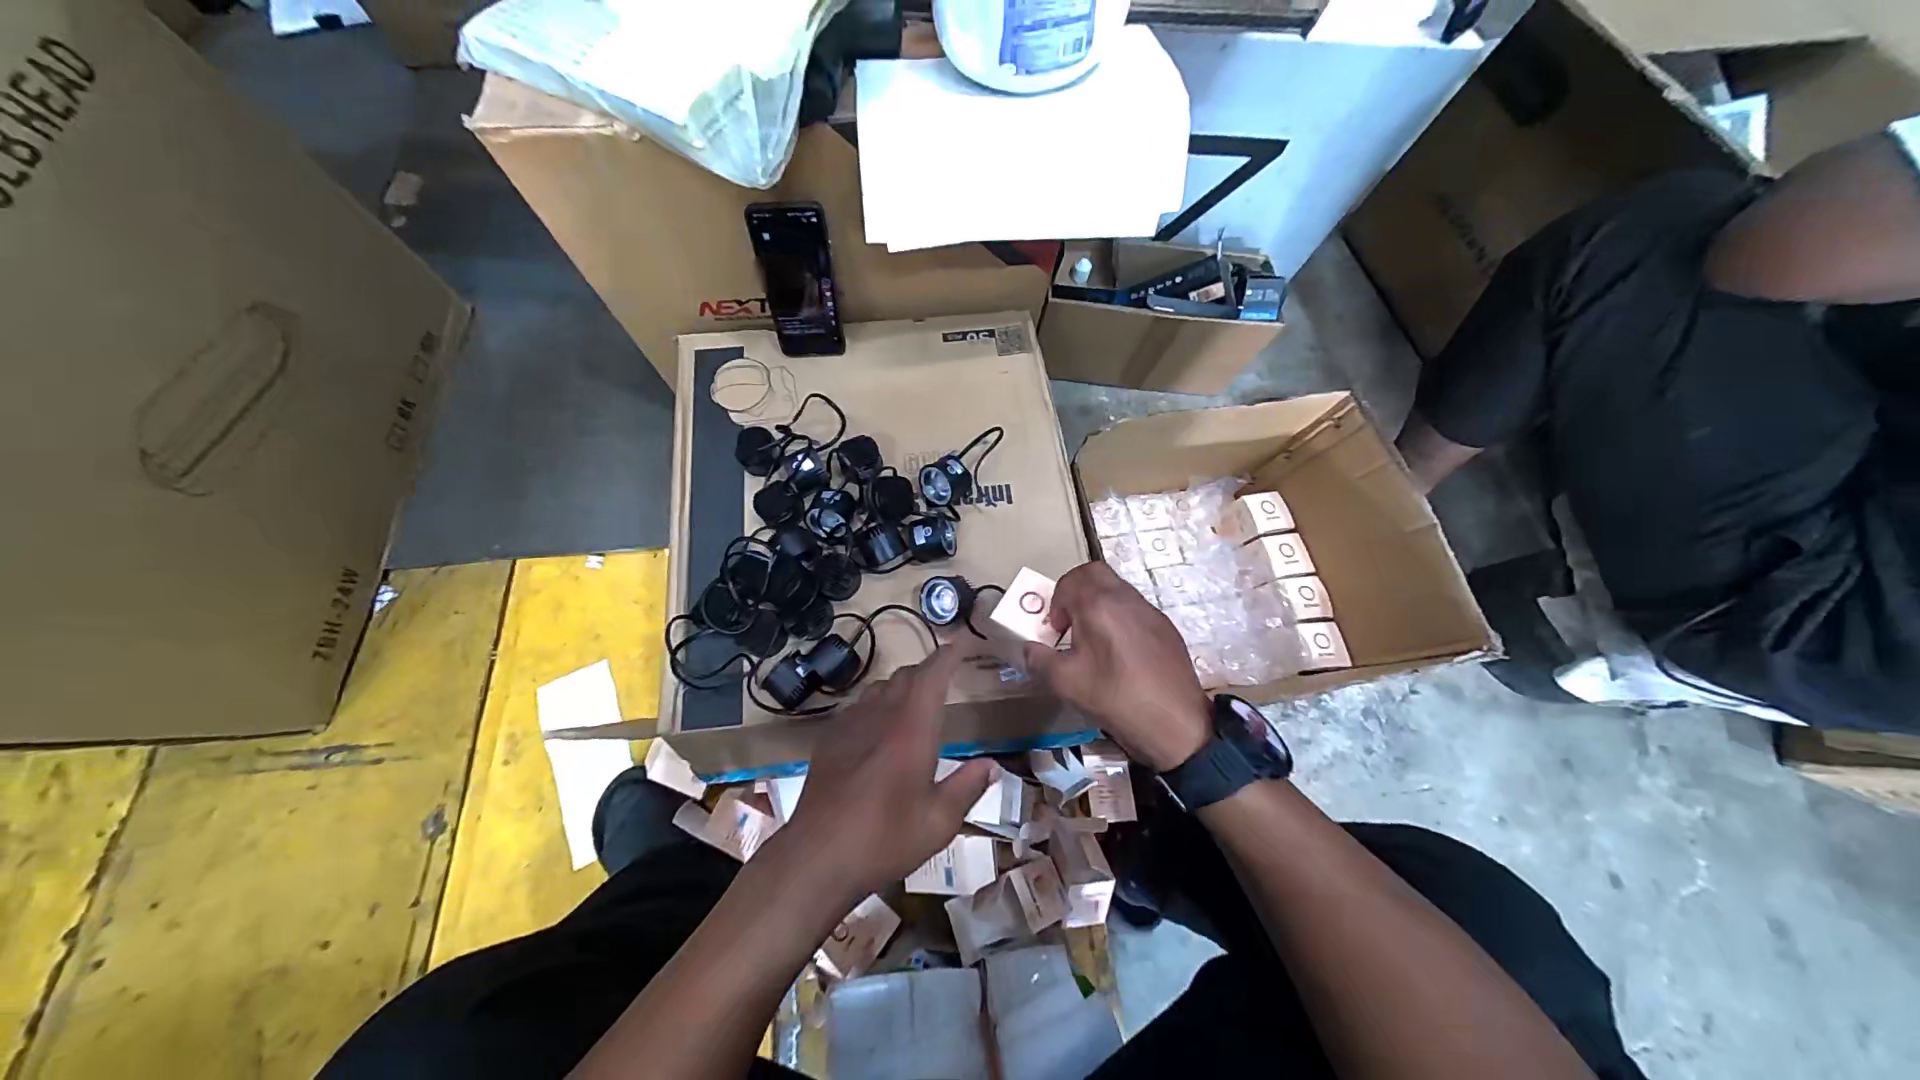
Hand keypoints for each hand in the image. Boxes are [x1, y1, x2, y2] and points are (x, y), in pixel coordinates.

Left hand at [783, 646, 996, 898]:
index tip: (963, 643)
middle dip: (928, 671)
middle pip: (906, 676)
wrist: (817, 856)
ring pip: (879, 689)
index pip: (933, 673)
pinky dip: (875, 708)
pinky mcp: (828, 740)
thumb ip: (968, 787)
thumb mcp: (939, 822)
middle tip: (946, 681)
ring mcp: (849, 724)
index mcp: (912, 727)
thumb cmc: (885, 839)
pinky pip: (857, 709)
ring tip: (914, 706)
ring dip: (900, 689)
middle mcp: (880, 715)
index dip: (949, 654)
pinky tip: (877, 733)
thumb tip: (991, 765)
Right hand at [1023, 562, 1211, 771]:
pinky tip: (1119, 655)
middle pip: (1095, 573)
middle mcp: (1125, 599)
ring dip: (1098, 604)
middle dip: (1075, 590)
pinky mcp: (1166, 628)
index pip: (1070, 580)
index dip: (1055, 601)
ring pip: (1117, 589)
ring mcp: (1150, 612)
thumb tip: (1030, 650)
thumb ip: (1038, 660)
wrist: (1176, 723)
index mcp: (1098, 605)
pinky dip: (1119, 619)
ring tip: (1092, 641)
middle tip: (1069, 621)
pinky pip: (1135, 610)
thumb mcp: (1065, 684)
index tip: (1055, 630)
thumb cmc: (1116, 698)